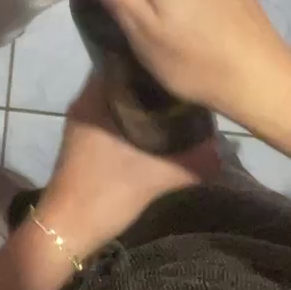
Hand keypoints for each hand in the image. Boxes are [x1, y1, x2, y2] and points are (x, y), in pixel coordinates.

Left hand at [32, 78, 219, 257]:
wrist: (68, 230)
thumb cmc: (105, 192)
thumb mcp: (157, 176)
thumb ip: (194, 162)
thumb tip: (222, 149)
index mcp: (94, 97)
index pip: (122, 59)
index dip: (150, 60)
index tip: (177, 62)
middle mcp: (85, 102)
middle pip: (122, 79)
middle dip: (151, 82)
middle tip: (184, 85)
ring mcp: (83, 122)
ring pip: (118, 100)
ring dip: (142, 102)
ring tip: (176, 104)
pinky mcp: (85, 141)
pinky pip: (113, 117)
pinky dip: (133, 118)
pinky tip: (157, 129)